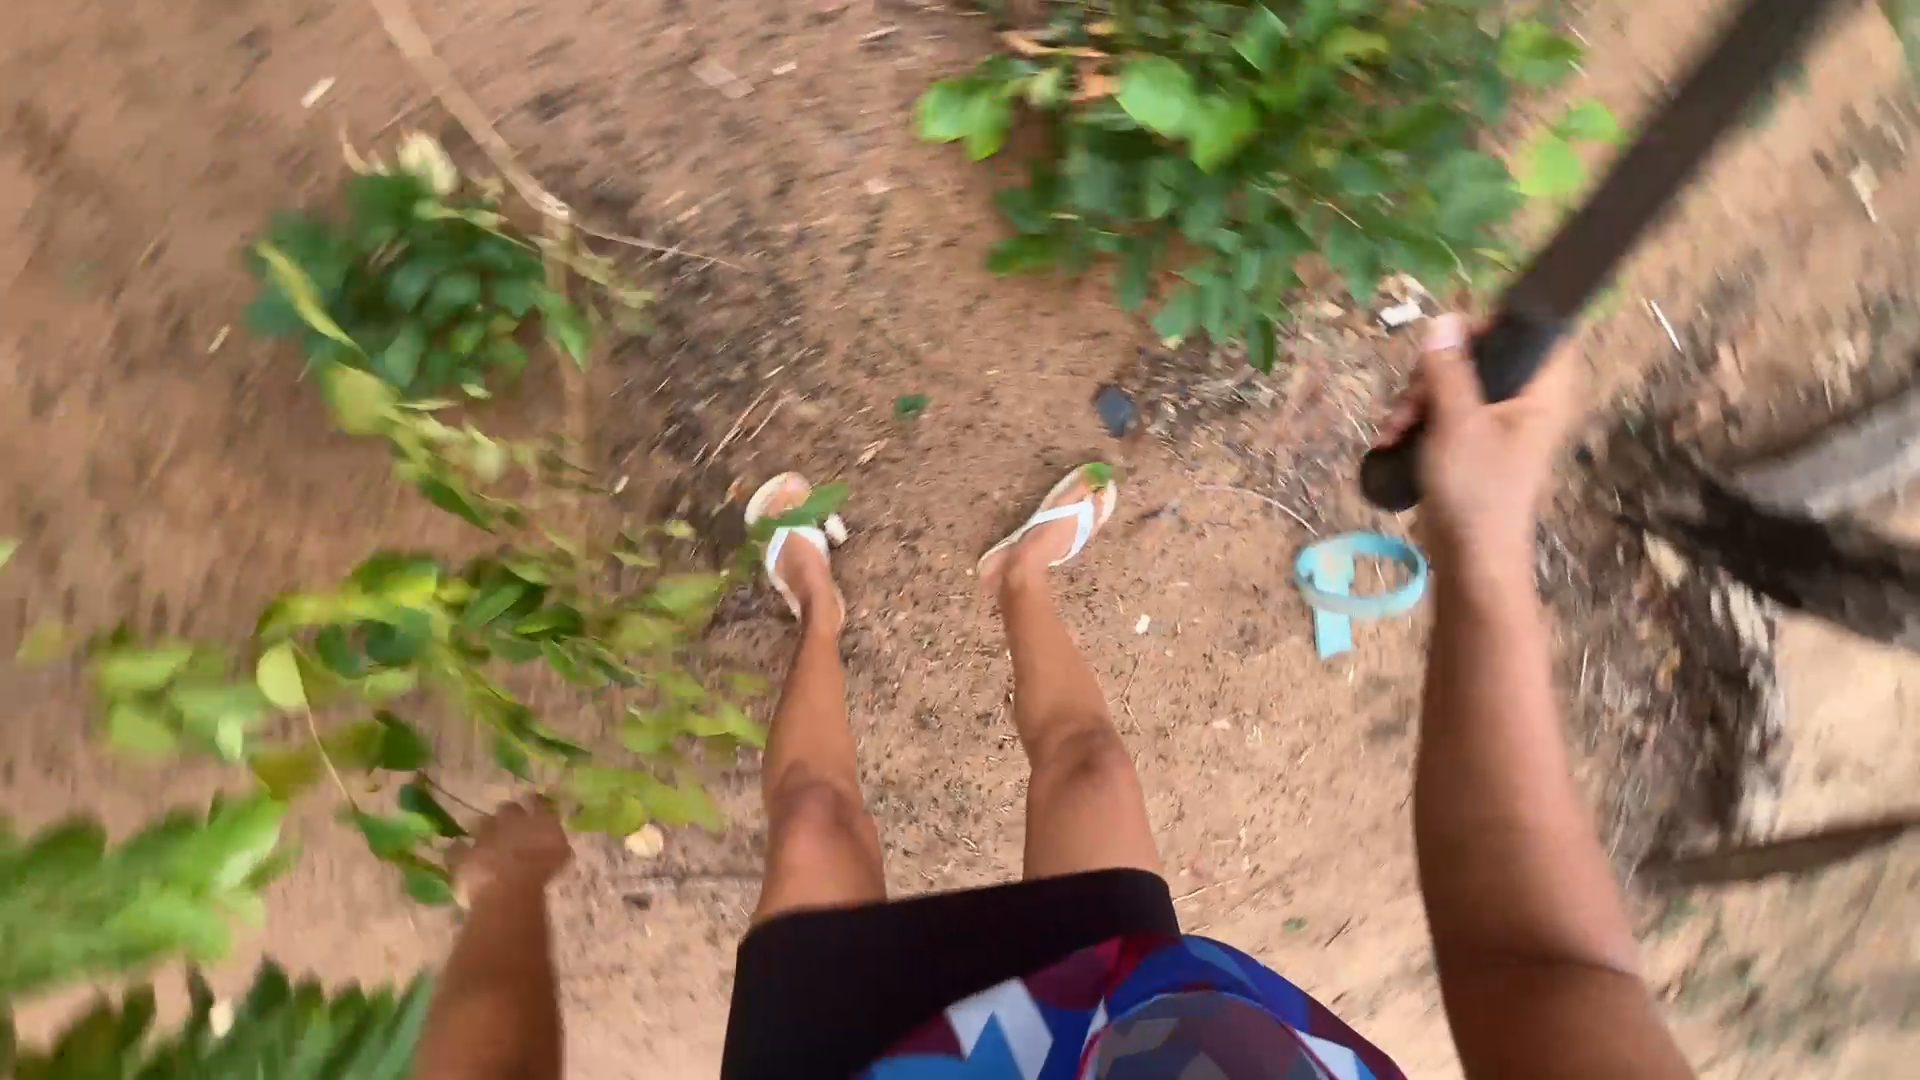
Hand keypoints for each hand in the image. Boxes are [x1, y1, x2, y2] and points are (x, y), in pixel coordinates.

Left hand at [453, 797, 572, 902]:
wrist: (512, 886)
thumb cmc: (543, 870)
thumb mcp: (563, 854)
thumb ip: (558, 843)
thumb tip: (556, 841)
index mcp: (537, 818)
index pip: (537, 801)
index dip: (535, 801)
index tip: (535, 802)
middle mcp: (510, 821)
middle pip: (507, 808)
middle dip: (508, 814)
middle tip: (510, 824)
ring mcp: (485, 836)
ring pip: (481, 823)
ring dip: (485, 829)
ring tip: (486, 838)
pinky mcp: (465, 854)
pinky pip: (457, 848)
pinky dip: (458, 849)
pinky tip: (458, 850)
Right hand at [1376, 314, 1578, 571]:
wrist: (1469, 553)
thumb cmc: (1475, 487)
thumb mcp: (1457, 422)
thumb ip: (1449, 370)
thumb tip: (1442, 320)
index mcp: (1542, 391)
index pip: (1533, 333)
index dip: (1494, 327)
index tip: (1448, 341)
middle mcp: (1523, 402)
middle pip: (1479, 359)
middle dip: (1432, 375)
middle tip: (1411, 400)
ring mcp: (1494, 425)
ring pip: (1451, 388)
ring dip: (1414, 402)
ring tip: (1392, 430)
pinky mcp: (1468, 445)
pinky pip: (1440, 416)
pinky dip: (1414, 423)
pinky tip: (1390, 440)